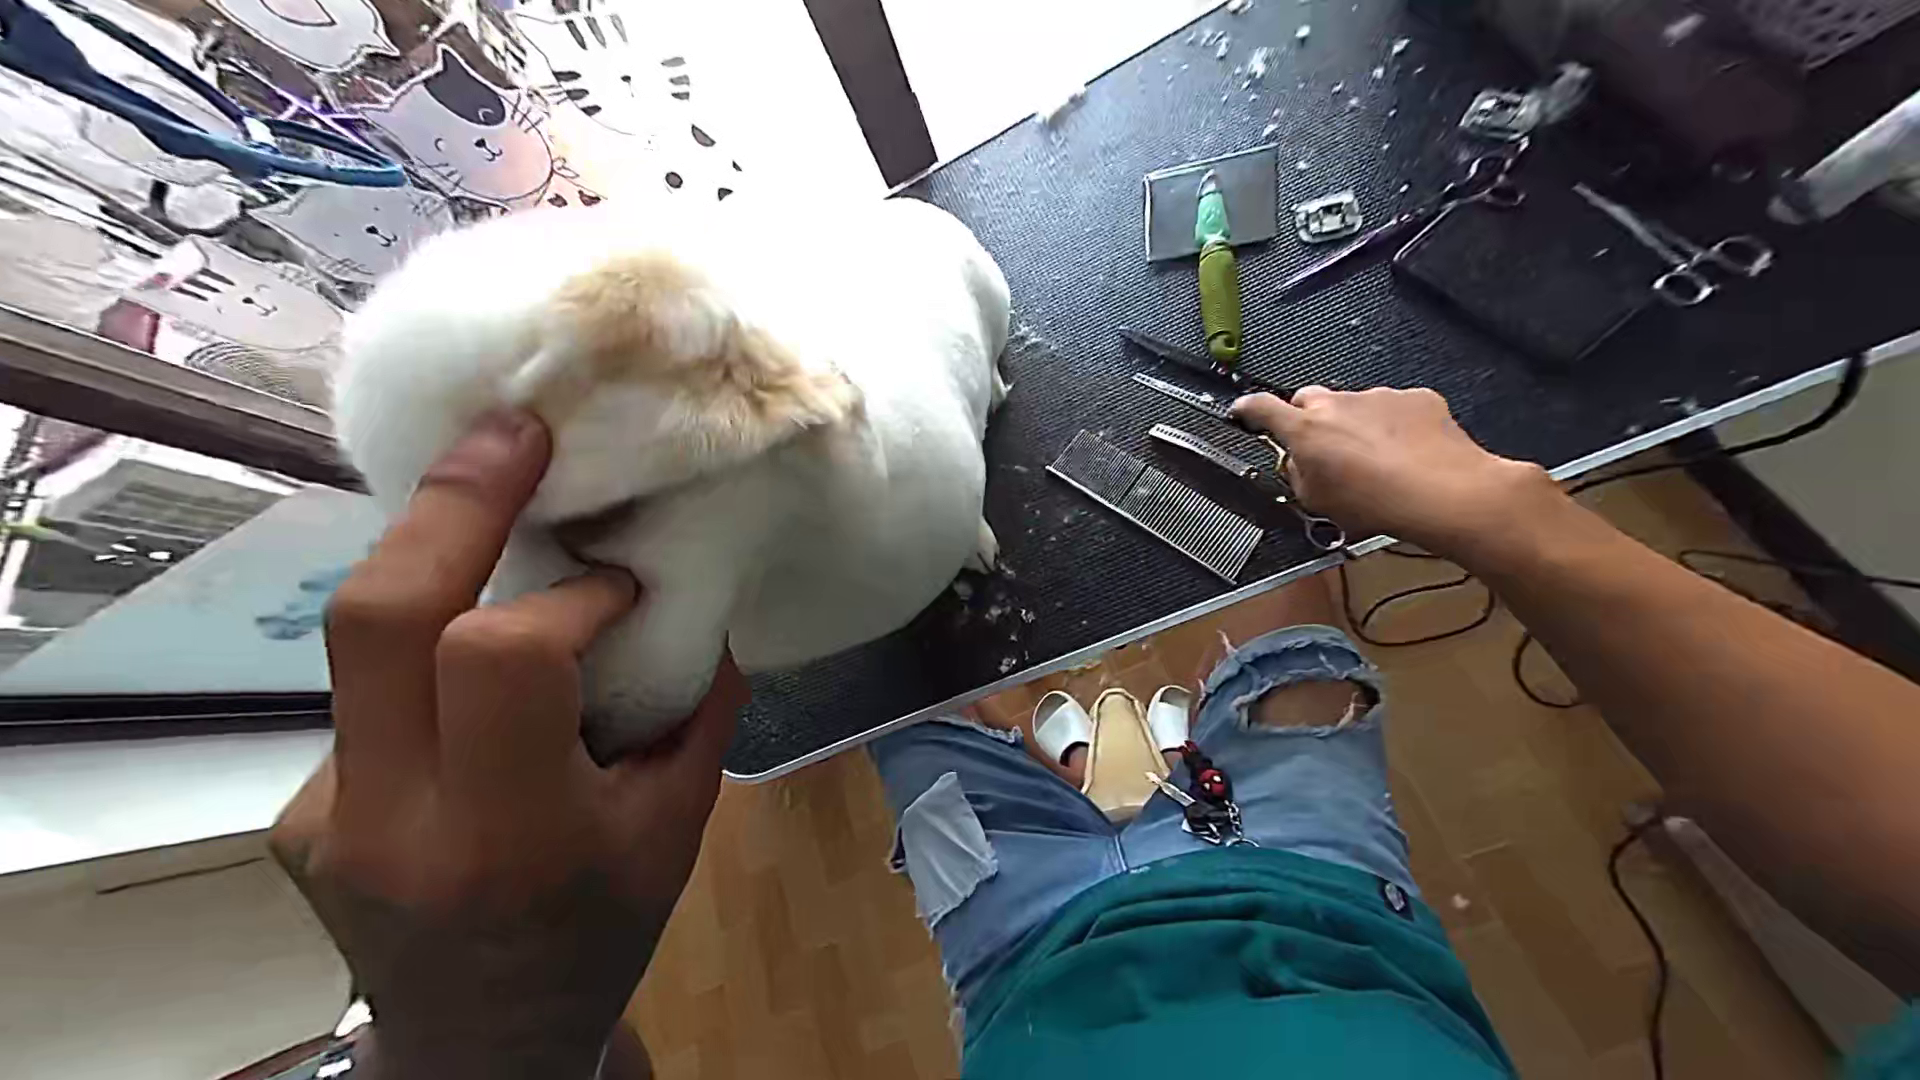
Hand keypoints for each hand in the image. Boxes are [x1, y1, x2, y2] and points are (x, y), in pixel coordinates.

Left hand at [271, 409, 745, 1079]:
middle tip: (513, 434)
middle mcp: (390, 814)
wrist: (482, 1041)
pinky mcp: (305, 800)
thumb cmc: (603, 930)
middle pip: (380, 618)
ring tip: (499, 498)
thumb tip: (698, 609)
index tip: (625, 581)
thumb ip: (696, 713)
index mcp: (509, 830)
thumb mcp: (678, 828)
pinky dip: (437, 628)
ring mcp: (325, 807)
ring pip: (362, 636)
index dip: (574, 596)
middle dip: (454, 505)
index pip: (506, 659)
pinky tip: (482, 631)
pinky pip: (372, 679)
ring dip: (439, 550)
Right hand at [1233, 386, 1553, 554]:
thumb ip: (1296, 473)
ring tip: (1372, 462)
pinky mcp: (1414, 399)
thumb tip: (1298, 462)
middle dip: (1309, 421)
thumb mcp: (1315, 500)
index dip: (1246, 409)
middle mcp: (1337, 405)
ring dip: (1353, 426)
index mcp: (1304, 429)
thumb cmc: (1379, 502)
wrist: (1445, 493)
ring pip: (1352, 406)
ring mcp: (1377, 398)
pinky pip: (1391, 408)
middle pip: (1308, 401)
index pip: (1260, 407)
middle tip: (1320, 451)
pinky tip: (1401, 453)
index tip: (1242, 410)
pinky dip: (1390, 426)